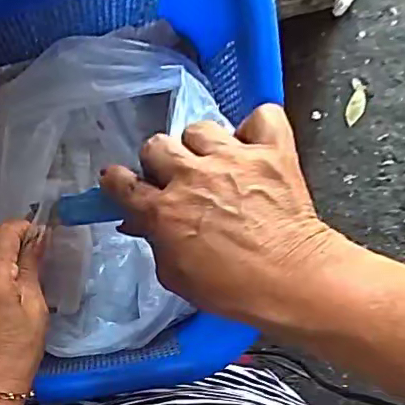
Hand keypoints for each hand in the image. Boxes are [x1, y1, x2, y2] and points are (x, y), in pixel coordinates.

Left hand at [0, 217, 47, 396]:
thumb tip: (37, 237)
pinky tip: (4, 287)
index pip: (3, 233)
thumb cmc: (20, 350)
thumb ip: (31, 267)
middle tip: (34, 252)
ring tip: (21, 271)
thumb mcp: (35, 307)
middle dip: (12, 241)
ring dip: (0, 256)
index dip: (23, 227)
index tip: (40, 235)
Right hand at [100, 104, 365, 329]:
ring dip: (200, 145)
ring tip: (212, 163)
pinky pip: (260, 117)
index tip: (119, 181)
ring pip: (199, 128)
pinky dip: (254, 128)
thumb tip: (141, 223)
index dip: (116, 180)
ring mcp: (232, 159)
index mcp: (163, 211)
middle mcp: (192, 177)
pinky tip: (251, 148)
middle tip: (171, 177)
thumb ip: (154, 241)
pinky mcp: (272, 152)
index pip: (122, 182)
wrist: (288, 280)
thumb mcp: (173, 274)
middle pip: (156, 145)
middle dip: (158, 160)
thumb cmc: (228, 287)